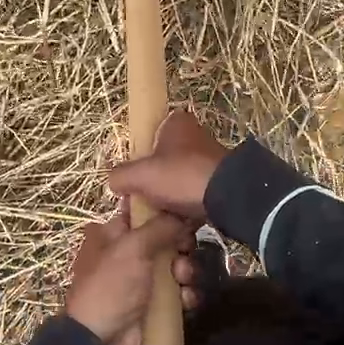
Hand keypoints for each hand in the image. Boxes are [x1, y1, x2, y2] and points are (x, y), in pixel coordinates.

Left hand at [64, 206, 196, 344]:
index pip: (142, 214)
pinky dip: (187, 295)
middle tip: (185, 251)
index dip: (164, 213)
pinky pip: (180, 294)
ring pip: (177, 266)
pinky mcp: (157, 307)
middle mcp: (129, 256)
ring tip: (184, 280)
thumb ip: (160, 226)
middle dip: (180, 245)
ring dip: (186, 271)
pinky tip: (187, 300)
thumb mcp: (132, 248)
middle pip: (166, 240)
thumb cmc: (111, 286)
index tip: (184, 215)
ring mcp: (143, 283)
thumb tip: (183, 212)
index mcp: (113, 236)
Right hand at [107, 108, 229, 220]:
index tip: (132, 181)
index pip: (147, 136)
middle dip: (151, 185)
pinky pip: (192, 193)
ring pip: (175, 181)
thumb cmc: (182, 176)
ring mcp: (207, 158)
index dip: (136, 159)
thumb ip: (120, 175)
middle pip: (160, 162)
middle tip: (142, 204)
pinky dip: (184, 207)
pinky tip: (177, 222)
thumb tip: (114, 182)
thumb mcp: (141, 175)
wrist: (229, 196)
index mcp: (176, 122)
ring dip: (167, 200)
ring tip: (159, 217)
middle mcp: (193, 135)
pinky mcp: (218, 180)